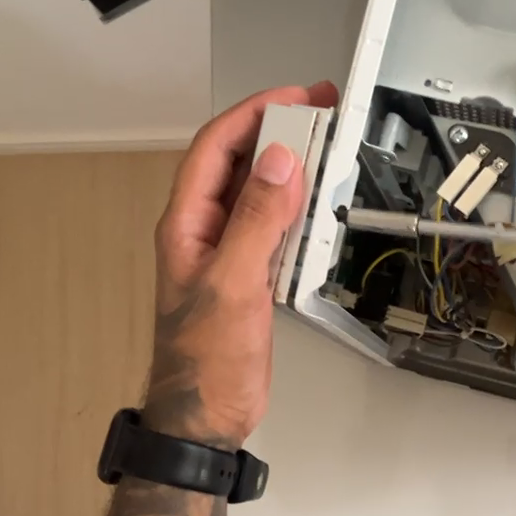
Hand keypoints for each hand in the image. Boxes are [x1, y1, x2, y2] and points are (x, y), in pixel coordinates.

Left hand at [144, 81, 338, 449]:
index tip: (296, 99)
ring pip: (261, 199)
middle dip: (279, 135)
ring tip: (328, 155)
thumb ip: (256, 223)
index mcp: (186, 226)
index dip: (255, 115)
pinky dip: (299, 218)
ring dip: (292, 175)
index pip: (217, 149)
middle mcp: (205, 234)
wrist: (208, 416)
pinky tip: (319, 213)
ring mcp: (229, 257)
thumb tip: (280, 164)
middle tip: (321, 116)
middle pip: (241, 166)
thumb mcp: (232, 285)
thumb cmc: (203, 362)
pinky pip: (276, 235)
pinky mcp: (251, 281)